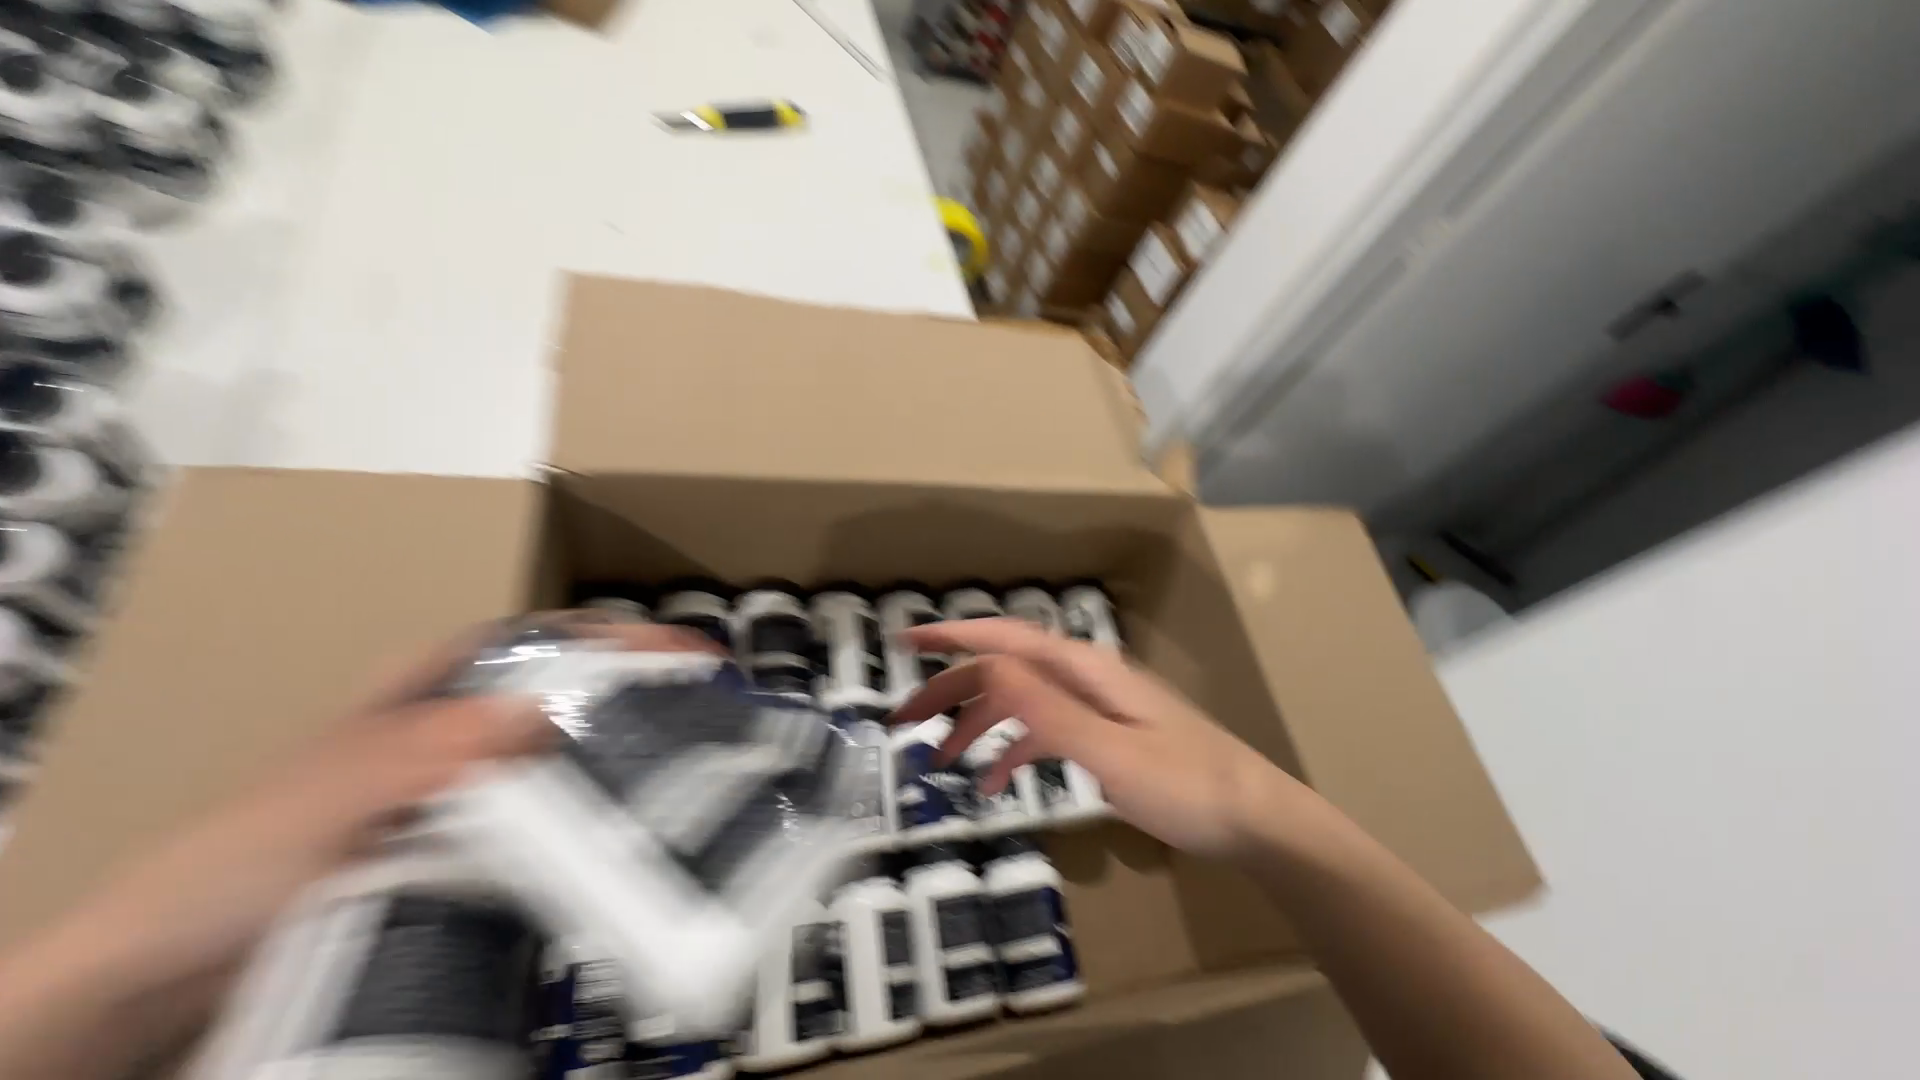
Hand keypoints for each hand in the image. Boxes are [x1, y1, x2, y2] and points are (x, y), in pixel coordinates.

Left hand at [49, 619, 724, 999]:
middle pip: (573, 698)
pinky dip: (594, 831)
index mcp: (436, 690)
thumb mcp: (338, 787)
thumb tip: (549, 710)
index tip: (689, 656)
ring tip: (699, 776)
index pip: (546, 642)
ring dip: (629, 765)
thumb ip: (433, 748)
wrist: (172, 974)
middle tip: (713, 716)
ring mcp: (475, 794)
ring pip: (568, 764)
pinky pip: (551, 830)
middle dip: (644, 698)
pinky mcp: (476, 854)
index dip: (621, 640)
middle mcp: (467, 731)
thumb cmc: (244, 855)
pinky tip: (634, 844)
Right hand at [890, 618, 1304, 859]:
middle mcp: (1084, 679)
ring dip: (976, 724)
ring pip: (1019, 703)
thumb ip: (1049, 711)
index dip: (953, 635)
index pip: (1007, 639)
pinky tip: (991, 783)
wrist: (1253, 818)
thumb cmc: (1187, 784)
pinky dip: (1011, 752)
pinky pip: (1043, 734)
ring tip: (937, 758)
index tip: (905, 638)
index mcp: (1085, 671)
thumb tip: (986, 666)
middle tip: (902, 721)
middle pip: (1005, 671)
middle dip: (951, 689)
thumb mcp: (1112, 752)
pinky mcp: (1101, 737)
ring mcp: (1093, 708)